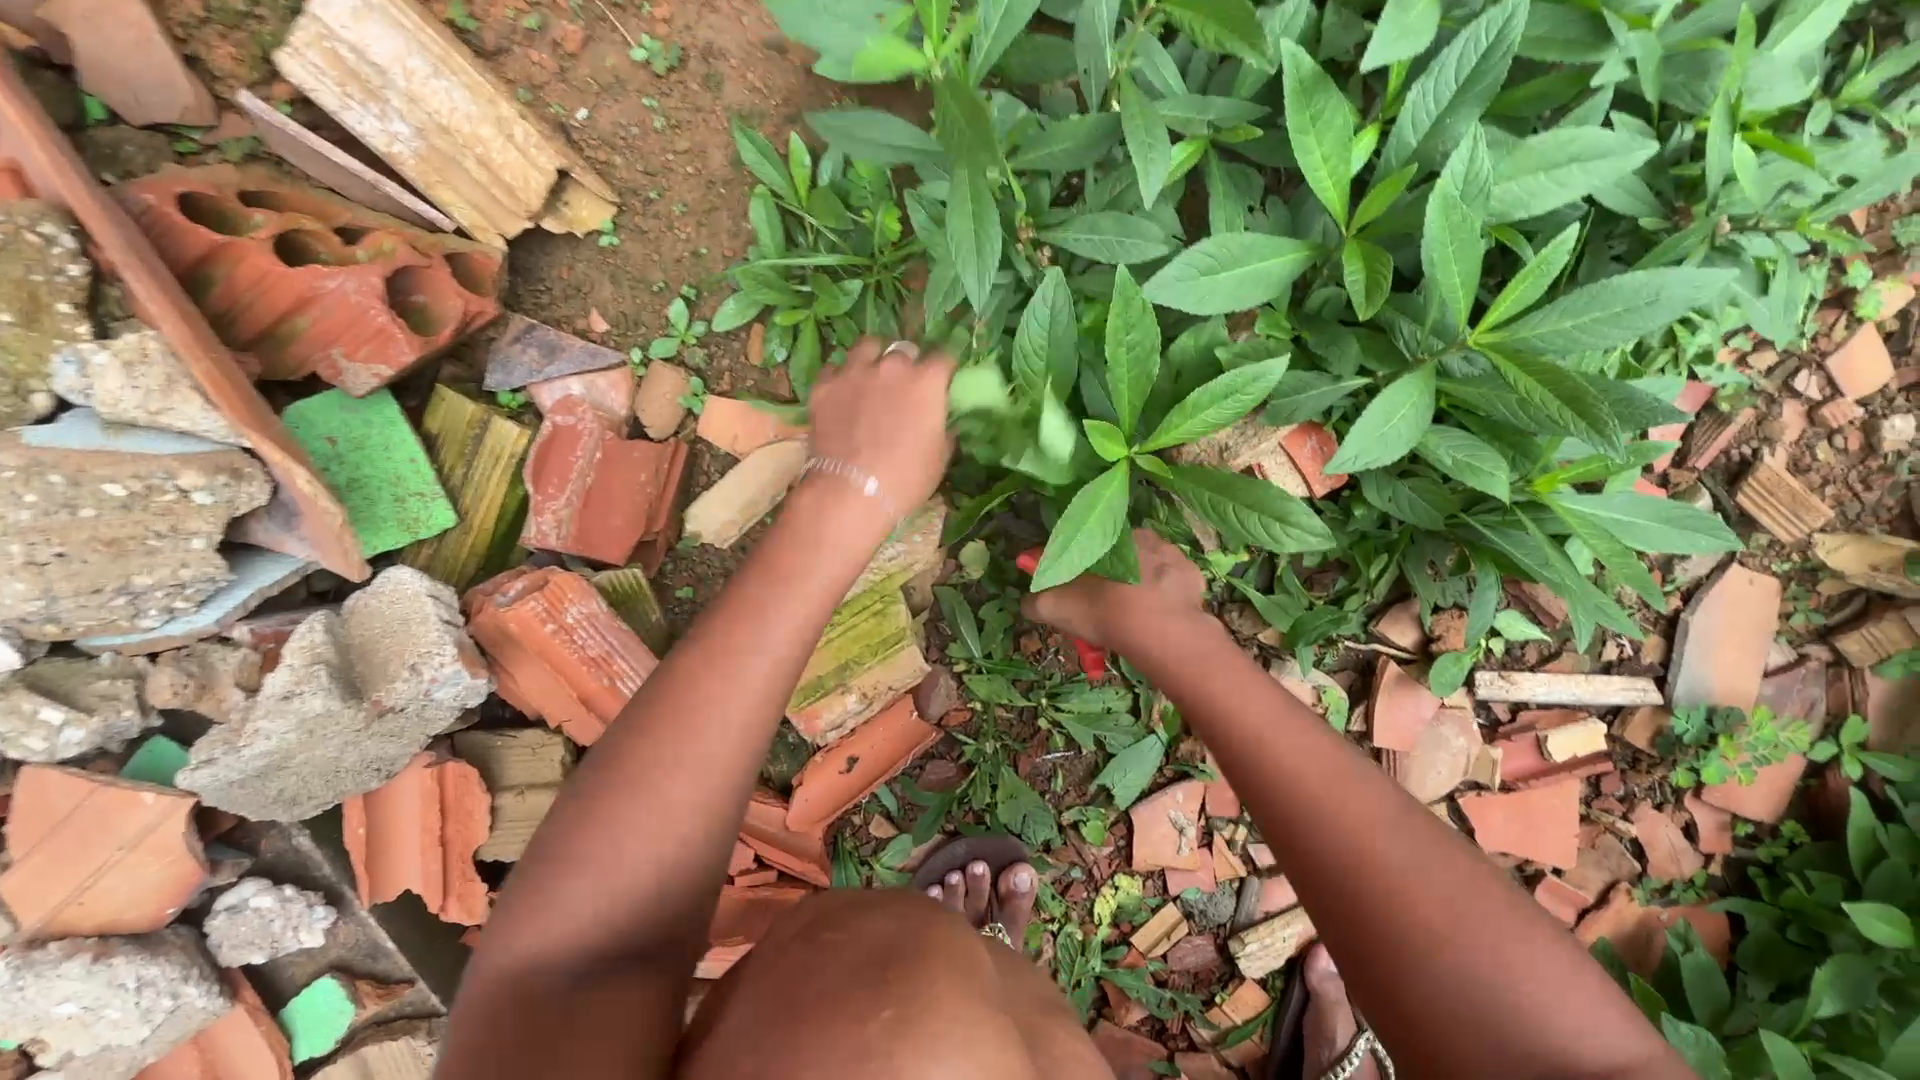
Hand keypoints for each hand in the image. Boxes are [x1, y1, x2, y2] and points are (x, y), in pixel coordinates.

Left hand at [803, 337, 955, 519]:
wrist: (851, 492)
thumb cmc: (905, 479)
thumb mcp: (940, 457)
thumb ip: (944, 429)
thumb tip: (942, 423)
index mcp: (926, 381)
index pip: (943, 358)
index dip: (944, 370)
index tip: (942, 381)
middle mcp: (891, 366)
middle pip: (904, 350)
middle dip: (908, 364)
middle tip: (905, 385)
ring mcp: (854, 372)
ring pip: (867, 346)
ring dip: (874, 357)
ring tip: (872, 374)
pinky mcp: (824, 385)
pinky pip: (834, 369)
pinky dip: (841, 377)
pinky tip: (843, 392)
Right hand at [1021, 529, 1208, 648]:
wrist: (1162, 631)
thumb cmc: (1103, 609)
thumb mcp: (1054, 608)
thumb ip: (1035, 600)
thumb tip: (1027, 599)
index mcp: (1105, 535)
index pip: (1083, 546)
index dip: (1073, 570)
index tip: (1069, 592)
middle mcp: (1139, 535)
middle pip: (1116, 556)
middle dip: (1106, 579)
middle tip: (1100, 610)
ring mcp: (1171, 554)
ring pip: (1146, 568)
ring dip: (1136, 586)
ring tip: (1129, 618)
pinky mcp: (1193, 576)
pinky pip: (1172, 584)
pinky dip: (1163, 597)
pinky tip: (1155, 619)